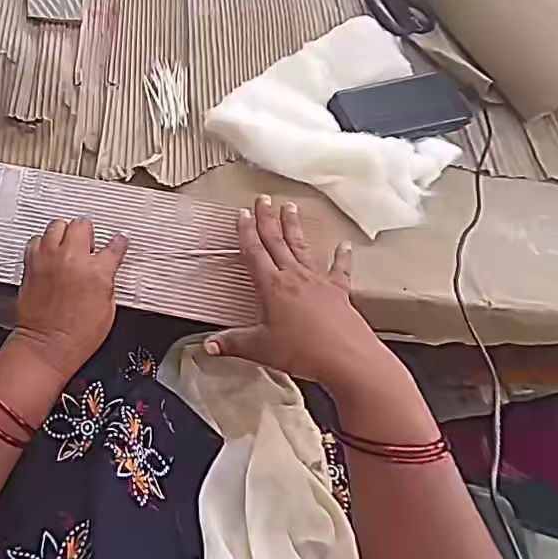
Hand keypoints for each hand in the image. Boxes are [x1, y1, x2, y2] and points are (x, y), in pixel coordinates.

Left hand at [11, 219, 128, 376]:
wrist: (47, 348)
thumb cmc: (77, 336)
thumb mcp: (108, 308)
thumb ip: (107, 280)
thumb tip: (106, 269)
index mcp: (97, 271)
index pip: (114, 245)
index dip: (118, 243)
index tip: (118, 242)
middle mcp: (72, 260)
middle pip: (82, 225)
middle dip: (87, 233)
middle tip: (88, 245)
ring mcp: (49, 259)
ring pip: (56, 226)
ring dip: (64, 234)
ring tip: (67, 246)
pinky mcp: (32, 264)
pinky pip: (36, 241)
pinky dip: (43, 244)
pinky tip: (49, 255)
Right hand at [204, 196, 396, 395]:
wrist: (347, 359)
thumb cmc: (303, 352)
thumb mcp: (261, 349)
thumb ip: (234, 343)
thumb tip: (210, 345)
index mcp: (272, 286)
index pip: (254, 252)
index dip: (246, 232)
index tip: (243, 214)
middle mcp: (294, 277)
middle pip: (276, 241)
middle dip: (267, 219)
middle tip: (263, 199)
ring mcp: (318, 282)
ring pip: (301, 247)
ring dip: (294, 227)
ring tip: (290, 207)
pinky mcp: (338, 292)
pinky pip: (339, 269)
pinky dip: (342, 256)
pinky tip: (344, 245)